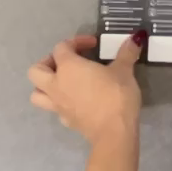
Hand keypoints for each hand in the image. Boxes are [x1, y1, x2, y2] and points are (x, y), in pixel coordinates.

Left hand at [28, 31, 144, 145]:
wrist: (114, 132)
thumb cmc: (116, 95)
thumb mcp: (124, 70)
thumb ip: (126, 52)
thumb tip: (136, 38)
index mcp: (68, 67)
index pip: (61, 48)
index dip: (76, 42)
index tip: (93, 44)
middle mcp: (56, 85)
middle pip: (36, 71)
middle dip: (48, 63)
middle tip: (67, 62)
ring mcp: (57, 105)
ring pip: (36, 94)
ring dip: (45, 86)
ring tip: (64, 82)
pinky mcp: (65, 121)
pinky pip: (54, 108)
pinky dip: (61, 102)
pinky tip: (77, 100)